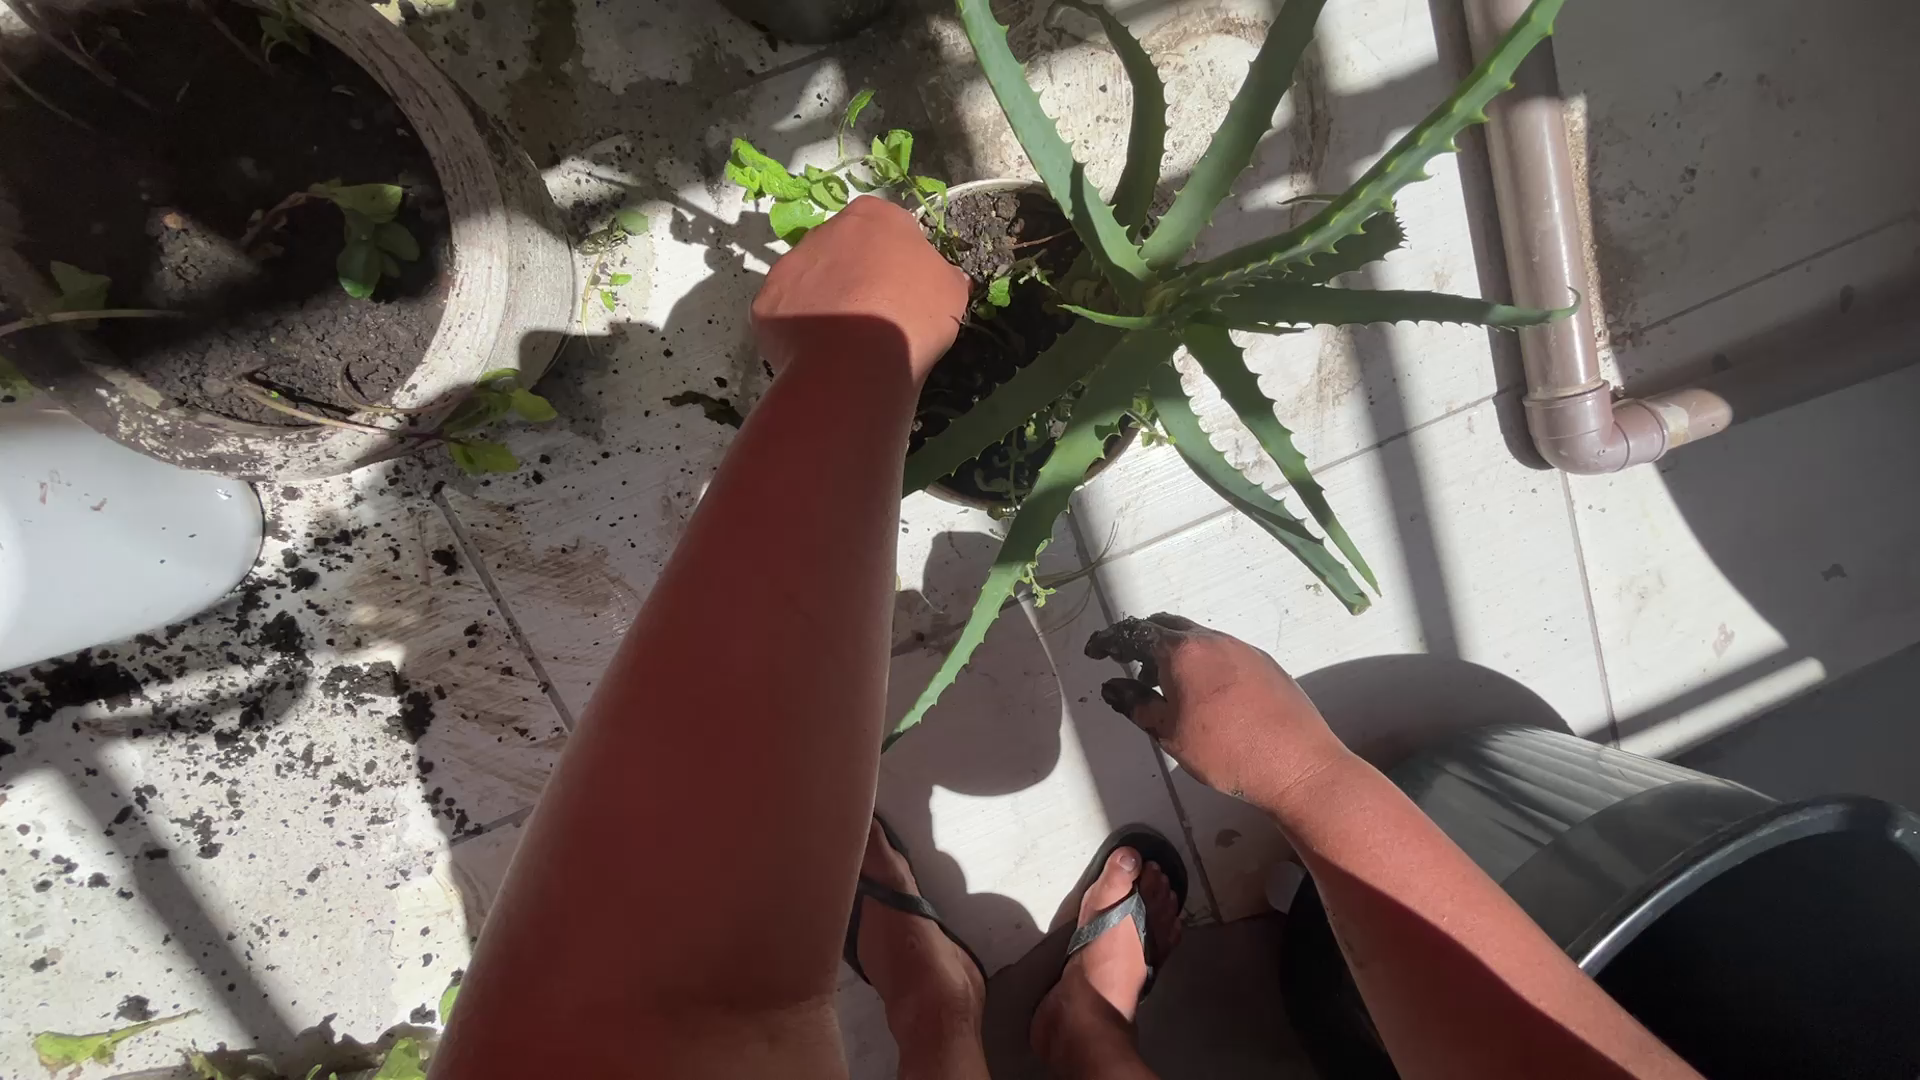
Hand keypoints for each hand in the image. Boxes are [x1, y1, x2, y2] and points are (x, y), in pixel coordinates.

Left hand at [750, 196, 969, 383]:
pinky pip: (788, 314)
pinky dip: (803, 331)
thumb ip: (944, 276)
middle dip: (857, 278)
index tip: (907, 291)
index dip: (899, 261)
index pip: (890, 228)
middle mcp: (825, 229)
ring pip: (812, 281)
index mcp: (873, 215)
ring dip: (827, 303)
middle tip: (876, 318)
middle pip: (845, 251)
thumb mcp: (952, 293)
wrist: (858, 362)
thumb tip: (945, 278)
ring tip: (847, 342)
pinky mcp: (766, 303)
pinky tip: (822, 353)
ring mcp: (789, 265)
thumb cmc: (912, 317)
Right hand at [1085, 614, 1353, 806]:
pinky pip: (1219, 650)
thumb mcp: (1169, 732)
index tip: (1094, 653)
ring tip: (1163, 684)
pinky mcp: (1263, 662)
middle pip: (1165, 626)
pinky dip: (1198, 660)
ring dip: (1171, 651)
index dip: (1109, 640)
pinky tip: (1202, 692)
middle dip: (1140, 640)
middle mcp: (1210, 638)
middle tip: (1127, 664)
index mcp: (1182, 651)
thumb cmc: (1225, 751)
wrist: (1300, 765)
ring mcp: (1241, 648)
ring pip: (1195, 637)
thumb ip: (1135, 703)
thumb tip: (1110, 685)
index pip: (1133, 633)